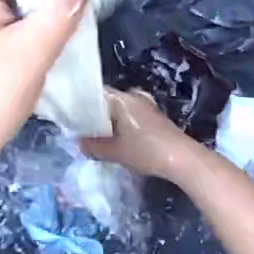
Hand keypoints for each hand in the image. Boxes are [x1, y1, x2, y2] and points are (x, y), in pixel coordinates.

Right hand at [81, 89, 210, 181]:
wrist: (182, 158)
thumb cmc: (145, 151)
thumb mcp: (114, 152)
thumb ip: (93, 146)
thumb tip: (79, 142)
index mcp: (121, 99)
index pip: (94, 95)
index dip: (81, 107)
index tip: (72, 121)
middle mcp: (134, 95)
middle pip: (107, 102)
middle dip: (95, 116)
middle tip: (83, 132)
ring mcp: (146, 104)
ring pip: (120, 110)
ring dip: (110, 122)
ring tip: (98, 138)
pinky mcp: (155, 116)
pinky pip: (131, 116)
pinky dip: (122, 125)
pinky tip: (118, 140)